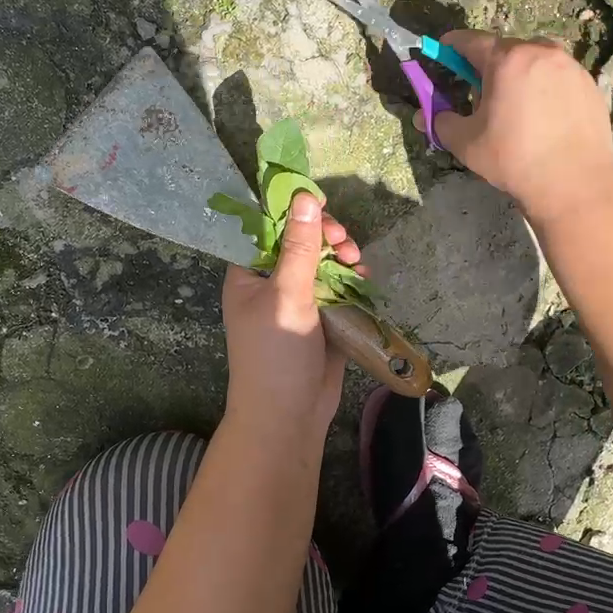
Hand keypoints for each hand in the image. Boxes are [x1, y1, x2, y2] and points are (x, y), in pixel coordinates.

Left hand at [220, 191, 352, 448]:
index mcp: (249, 274)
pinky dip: (351, 280)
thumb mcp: (286, 295)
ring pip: (323, 264)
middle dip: (325, 237)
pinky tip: (363, 278)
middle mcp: (272, 284)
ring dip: (341, 257)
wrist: (288, 415)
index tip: (322, 204)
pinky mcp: (322, 319)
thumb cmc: (275, 353)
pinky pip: (337, 289)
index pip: (269, 228)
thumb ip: (299, 246)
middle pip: (301, 243)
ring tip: (356, 262)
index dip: (294, 212)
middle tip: (344, 242)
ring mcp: (298, 302)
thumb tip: (305, 196)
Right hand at [425, 31, 612, 222]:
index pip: (471, 41)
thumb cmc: (514, 159)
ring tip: (517, 103)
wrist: (574, 183)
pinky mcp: (590, 84)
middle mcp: (541, 52)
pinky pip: (559, 77)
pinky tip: (544, 116)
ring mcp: (570, 66)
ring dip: (521, 73)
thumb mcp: (467, 143)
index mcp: (507, 60)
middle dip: (490, 65)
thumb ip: (442, 123)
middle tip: (482, 92)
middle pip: (507, 49)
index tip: (443, 49)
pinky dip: (546, 87)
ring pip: (537, 60)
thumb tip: (427, 117)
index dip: (453, 45)